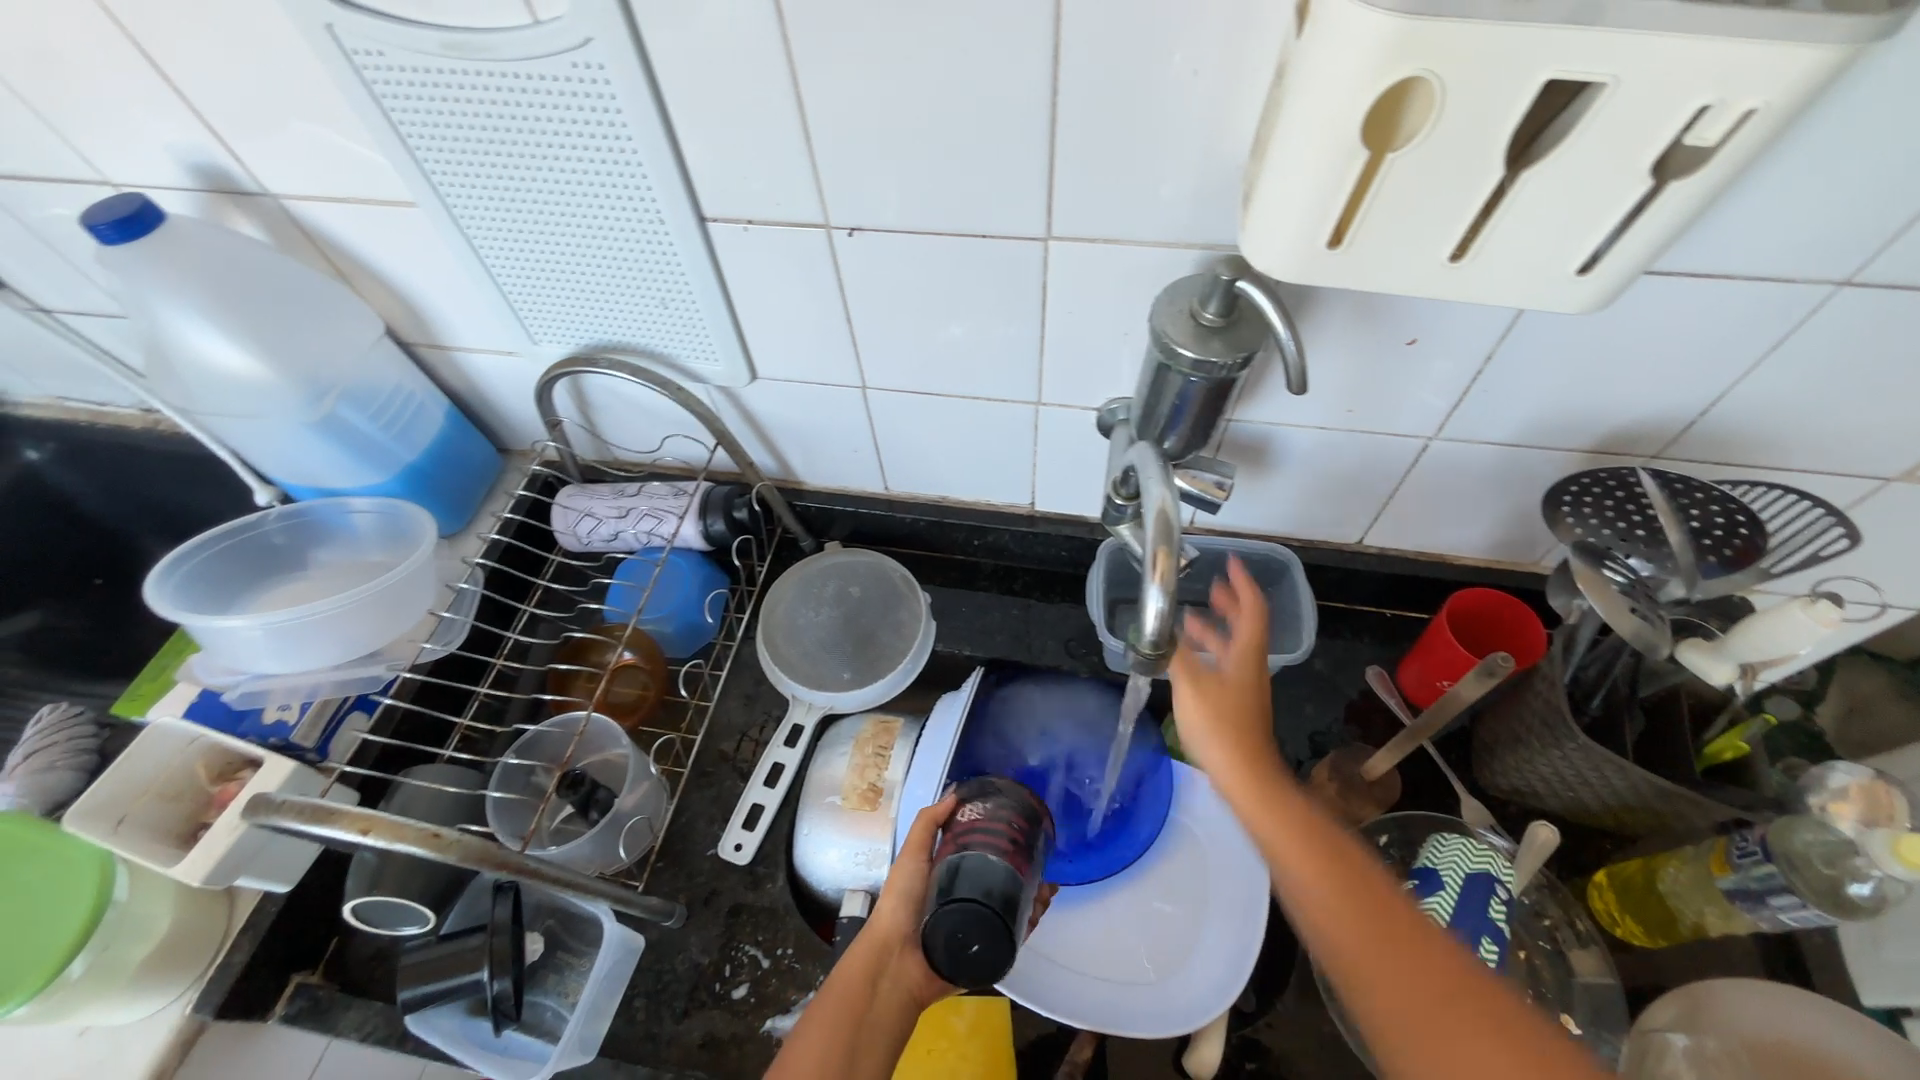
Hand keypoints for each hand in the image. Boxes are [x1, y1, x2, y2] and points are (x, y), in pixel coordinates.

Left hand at [866, 794, 1061, 1009]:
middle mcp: (966, 901)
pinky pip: (1013, 936)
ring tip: (1045, 890)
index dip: (1004, 849)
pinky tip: (1038, 911)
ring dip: (1033, 898)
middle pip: (1004, 885)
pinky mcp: (986, 951)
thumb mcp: (912, 855)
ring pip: (1013, 909)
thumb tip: (955, 792)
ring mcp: (978, 927)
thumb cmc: (902, 903)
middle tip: (1043, 868)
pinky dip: (1029, 924)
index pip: (984, 860)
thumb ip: (928, 824)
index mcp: (949, 878)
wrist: (898, 962)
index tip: (1024, 837)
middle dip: (1027, 876)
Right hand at [1168, 555, 1284, 790]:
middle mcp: (1249, 664)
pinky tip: (1186, 659)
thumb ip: (1172, 654)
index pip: (1252, 608)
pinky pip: (1223, 665)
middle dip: (1228, 603)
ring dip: (1214, 629)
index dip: (1243, 583)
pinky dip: (1207, 653)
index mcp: (1246, 653)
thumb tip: (1157, 631)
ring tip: (1188, 619)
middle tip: (1210, 586)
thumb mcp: (1190, 684)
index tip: (1231, 562)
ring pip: (1232, 647)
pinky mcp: (1236, 703)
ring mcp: (1245, 685)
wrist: (1244, 775)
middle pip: (1245, 625)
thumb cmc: (1220, 725)